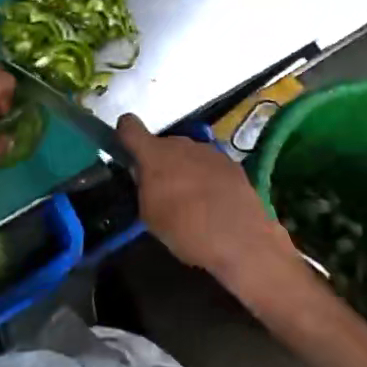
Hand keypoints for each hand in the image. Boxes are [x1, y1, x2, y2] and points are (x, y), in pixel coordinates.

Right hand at [118, 114, 299, 284]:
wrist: (242, 239)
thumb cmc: (186, 230)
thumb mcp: (150, 215)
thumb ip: (143, 188)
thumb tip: (144, 175)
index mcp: (154, 154)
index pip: (129, 126)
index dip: (124, 134)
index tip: (125, 150)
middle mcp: (181, 143)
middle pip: (162, 145)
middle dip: (159, 162)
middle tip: (161, 190)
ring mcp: (209, 151)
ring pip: (187, 154)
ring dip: (184, 169)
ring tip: (191, 200)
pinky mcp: (232, 163)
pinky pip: (209, 164)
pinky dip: (206, 177)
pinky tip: (214, 203)